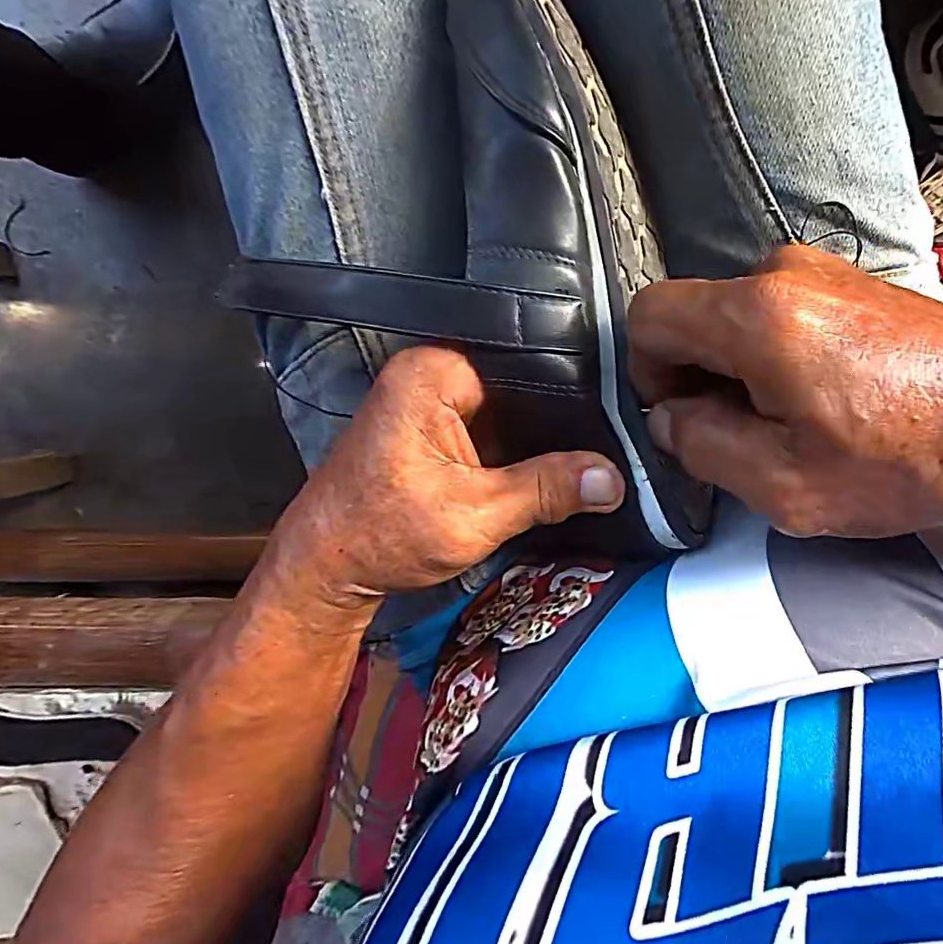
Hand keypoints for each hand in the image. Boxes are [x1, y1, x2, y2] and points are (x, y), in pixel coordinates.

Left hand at [259, 346, 624, 607]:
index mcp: (434, 372)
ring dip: (542, 442)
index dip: (576, 402)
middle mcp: (434, 374)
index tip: (615, 427)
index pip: (530, 371)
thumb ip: (548, 490)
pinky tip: (548, 471)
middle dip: (561, 425)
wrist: (327, 572)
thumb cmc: (378, 536)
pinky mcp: (441, 427)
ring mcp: (437, 400)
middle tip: (608, 451)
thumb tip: (611, 479)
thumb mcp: (477, 514)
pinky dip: (521, 453)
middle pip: (525, 391)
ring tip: (584, 462)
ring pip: (515, 414)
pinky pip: (499, 429)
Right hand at [629, 245, 942, 536]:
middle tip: (742, 439)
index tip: (677, 417)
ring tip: (797, 429)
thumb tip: (670, 422)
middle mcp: (786, 274)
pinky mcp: (851, 286)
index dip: (646, 375)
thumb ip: (701, 447)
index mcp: (757, 315)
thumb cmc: (920, 455)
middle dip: (699, 381)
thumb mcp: (786, 484)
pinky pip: (781, 319)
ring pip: (737, 323)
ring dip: (744, 377)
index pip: (648, 317)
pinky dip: (780, 363)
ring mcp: (824, 273)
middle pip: (694, 319)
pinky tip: (826, 408)